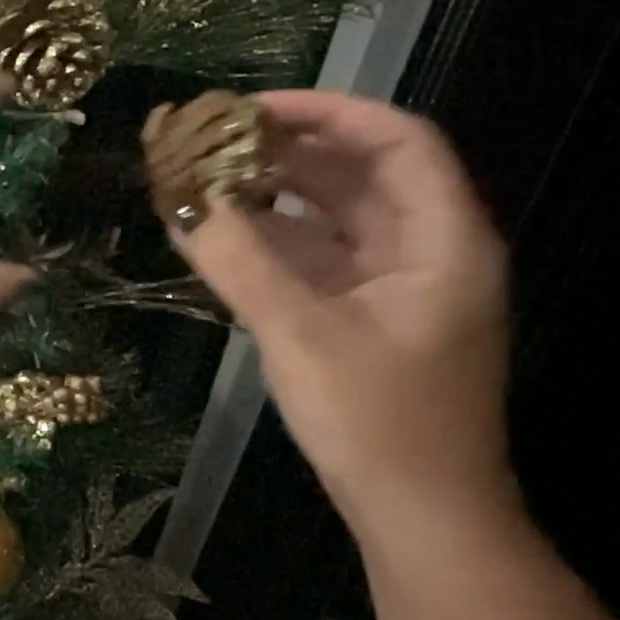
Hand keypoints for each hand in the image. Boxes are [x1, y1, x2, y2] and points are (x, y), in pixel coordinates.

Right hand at [174, 91, 512, 528]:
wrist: (416, 511)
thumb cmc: (378, 420)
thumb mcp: (301, 335)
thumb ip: (238, 263)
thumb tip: (177, 199)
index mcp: (442, 240)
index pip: (396, 141)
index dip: (325, 112)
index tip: (247, 109)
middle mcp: (423, 250)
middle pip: (357, 174)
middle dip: (283, 151)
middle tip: (207, 140)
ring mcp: (391, 285)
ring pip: (329, 216)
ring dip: (269, 195)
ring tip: (200, 177)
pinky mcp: (359, 316)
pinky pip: (311, 257)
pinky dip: (267, 239)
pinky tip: (217, 233)